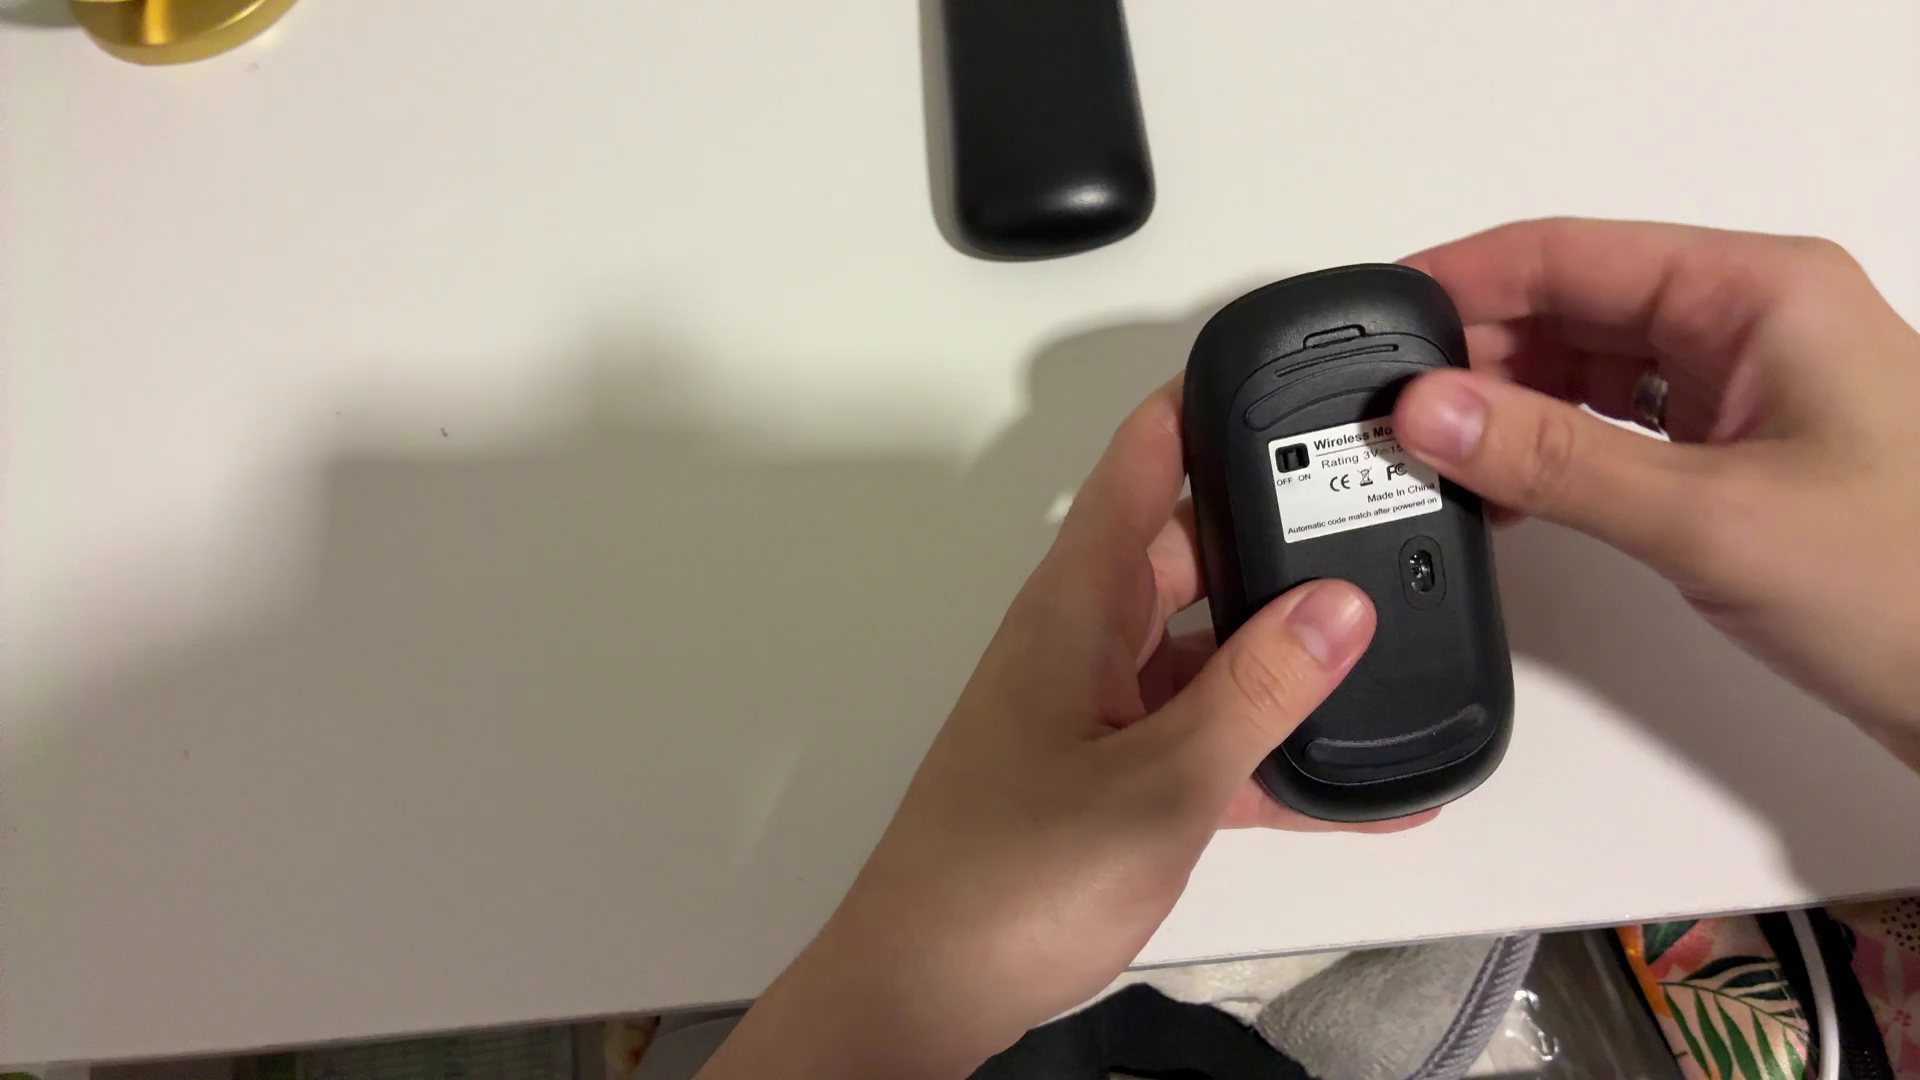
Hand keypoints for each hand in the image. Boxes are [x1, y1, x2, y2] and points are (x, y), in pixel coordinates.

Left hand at [697, 380, 1428, 1079]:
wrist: (936, 978)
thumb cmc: (1018, 874)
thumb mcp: (1158, 783)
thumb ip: (1253, 696)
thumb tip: (1337, 608)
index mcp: (1076, 606)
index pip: (1133, 470)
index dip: (1191, 409)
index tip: (1262, 369)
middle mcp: (1085, 636)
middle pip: (1184, 550)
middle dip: (1266, 527)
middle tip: (1366, 506)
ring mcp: (1099, 699)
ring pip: (1203, 642)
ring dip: (1277, 644)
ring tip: (1379, 630)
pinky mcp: (1111, 760)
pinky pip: (1198, 724)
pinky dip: (1261, 739)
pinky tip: (1347, 775)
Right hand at [1393, 218, 1919, 769]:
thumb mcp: (1709, 513)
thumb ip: (1550, 458)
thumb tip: (1425, 411)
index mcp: (1749, 295)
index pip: (1561, 255)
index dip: (1455, 280)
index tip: (1372, 321)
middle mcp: (1725, 330)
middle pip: (1548, 312)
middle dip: (1459, 360)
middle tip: (1384, 414)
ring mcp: (1708, 394)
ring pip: (1556, 375)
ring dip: (1484, 414)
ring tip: (1424, 458)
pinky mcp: (1691, 453)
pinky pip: (1574, 431)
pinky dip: (1517, 457)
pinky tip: (1488, 495)